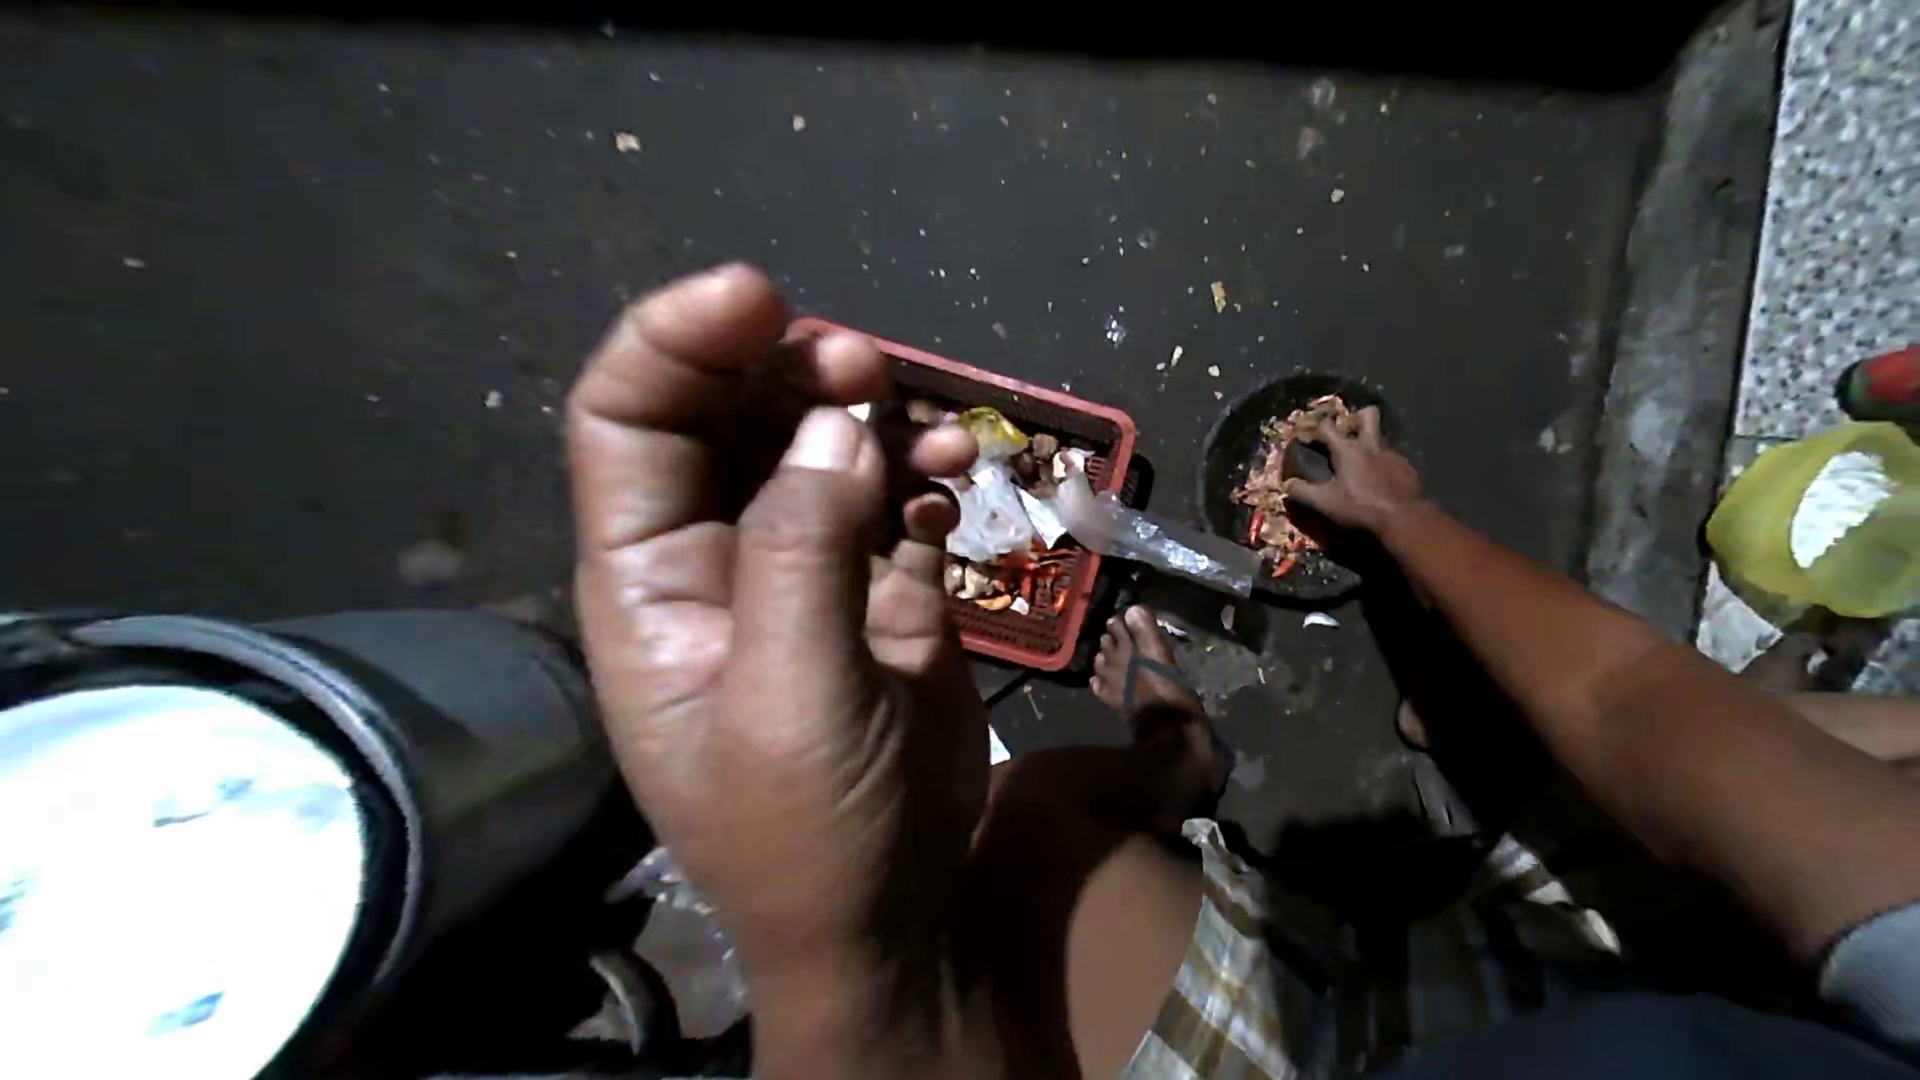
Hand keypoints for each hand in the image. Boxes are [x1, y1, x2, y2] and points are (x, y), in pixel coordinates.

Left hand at [565, 266, 986, 1012]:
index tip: (756, 296)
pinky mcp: (880, 585)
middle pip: (734, 419)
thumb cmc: (810, 835)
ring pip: (824, 449)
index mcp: (652, 580)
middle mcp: (720, 556)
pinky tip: (956, 475)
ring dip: (874, 419)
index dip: (676, 345)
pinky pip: (893, 498)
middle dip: (792, 372)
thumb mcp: (792, 702)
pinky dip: (923, 473)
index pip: (627, 424)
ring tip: (931, 426)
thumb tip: (839, 431)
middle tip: (865, 363)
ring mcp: (807, 567)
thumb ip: (803, 558)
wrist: (893, 909)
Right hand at [1283, 405, 1422, 533]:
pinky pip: (1392, 458)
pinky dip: (1382, 465)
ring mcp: (1393, 455)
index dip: (1312, 429)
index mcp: (1348, 450)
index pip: (1327, 427)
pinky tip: (1378, 481)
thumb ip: (1301, 491)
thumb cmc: (1359, 506)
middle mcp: (1371, 446)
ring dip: (1368, 446)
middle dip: (1355, 417)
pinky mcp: (1407, 468)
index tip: (1304, 438)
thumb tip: (1287, 484)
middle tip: (1345, 433)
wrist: (1403, 518)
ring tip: (1359, 465)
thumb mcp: (1323, 502)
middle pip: (1368, 415)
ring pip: (1380, 439)